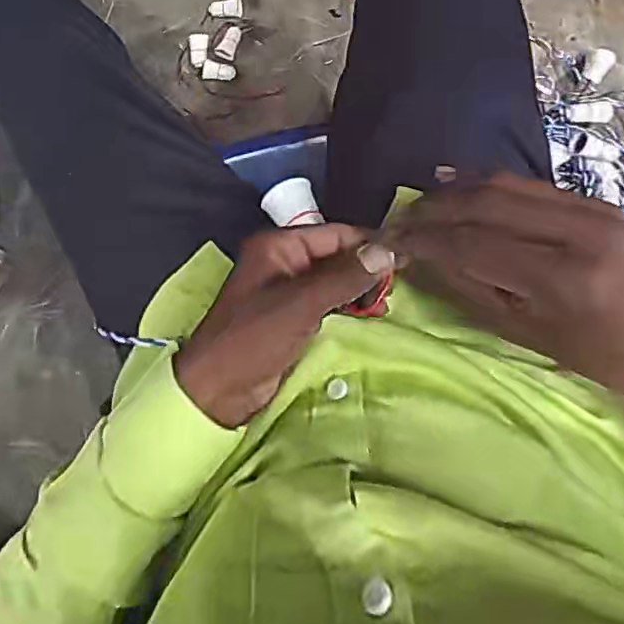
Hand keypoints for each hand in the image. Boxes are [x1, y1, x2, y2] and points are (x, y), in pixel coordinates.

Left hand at [173, 225, 395, 427]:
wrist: (217, 390)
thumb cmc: (252, 339)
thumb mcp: (301, 304)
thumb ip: (344, 277)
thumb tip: (387, 250)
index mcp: (278, 246)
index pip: (334, 233)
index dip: (369, 243)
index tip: (406, 256)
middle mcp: (283, 261)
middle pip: (336, 255)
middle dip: (367, 268)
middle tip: (399, 287)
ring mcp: (288, 290)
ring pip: (336, 279)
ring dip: (361, 289)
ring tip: (386, 305)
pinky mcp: (294, 316)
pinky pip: (329, 302)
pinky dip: (350, 306)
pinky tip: (371, 315)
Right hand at [386, 171, 623, 404]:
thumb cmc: (603, 355)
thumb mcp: (529, 334)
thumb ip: (471, 289)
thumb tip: (422, 256)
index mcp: (565, 278)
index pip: (474, 244)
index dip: (424, 240)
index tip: (389, 240)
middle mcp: (579, 231)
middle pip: (485, 202)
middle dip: (433, 208)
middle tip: (399, 219)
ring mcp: (591, 208)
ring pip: (504, 183)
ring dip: (454, 191)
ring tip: (420, 204)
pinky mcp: (594, 199)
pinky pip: (526, 184)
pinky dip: (484, 184)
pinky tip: (455, 186)